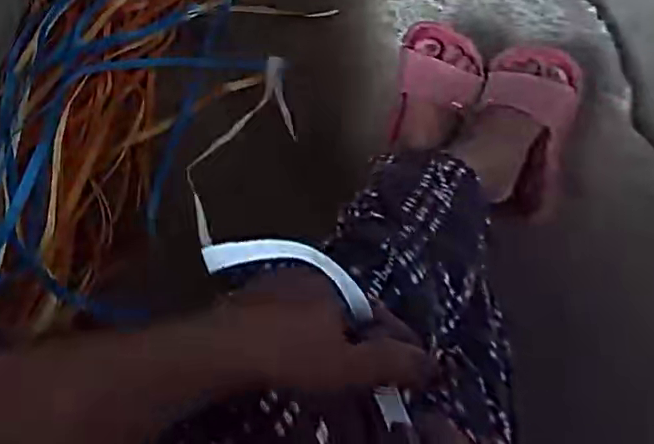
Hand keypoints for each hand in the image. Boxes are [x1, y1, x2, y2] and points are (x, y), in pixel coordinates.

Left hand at [202, 268, 433, 395]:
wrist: (224, 346)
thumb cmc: (291, 354)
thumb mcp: (350, 366)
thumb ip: (393, 362)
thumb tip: (429, 359)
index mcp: (330, 283)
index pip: (379, 312)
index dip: (400, 345)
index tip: (412, 375)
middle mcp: (303, 274)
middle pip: (348, 312)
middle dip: (365, 343)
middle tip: (377, 379)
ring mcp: (275, 282)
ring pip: (319, 314)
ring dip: (335, 341)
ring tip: (342, 374)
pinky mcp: (253, 297)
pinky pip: (292, 316)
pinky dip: (305, 337)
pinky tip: (303, 360)